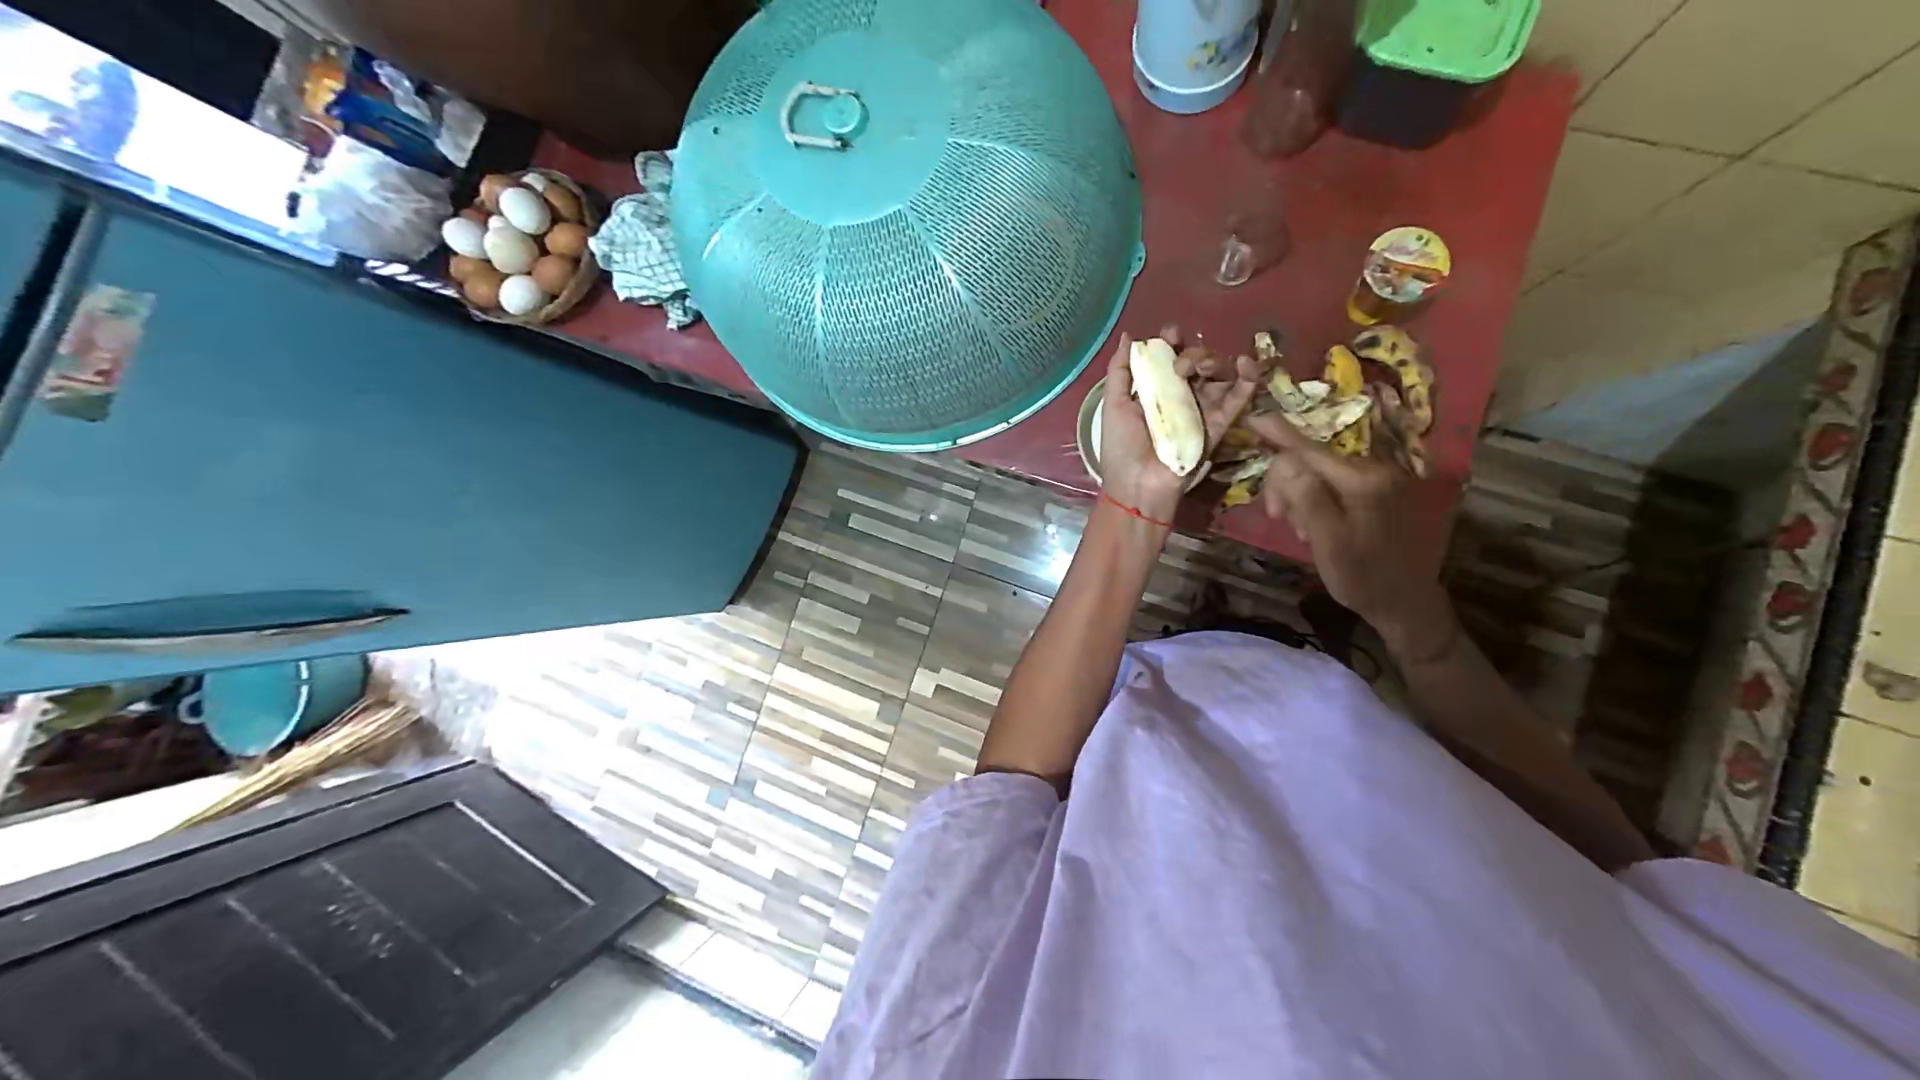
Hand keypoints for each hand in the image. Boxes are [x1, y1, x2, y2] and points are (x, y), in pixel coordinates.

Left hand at [1099, 327, 1261, 521]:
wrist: (1137, 485)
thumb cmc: (1121, 447)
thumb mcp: (1114, 404)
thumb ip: (1121, 370)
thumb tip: (1129, 336)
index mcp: (1156, 389)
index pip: (1172, 356)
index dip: (1174, 341)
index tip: (1171, 335)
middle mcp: (1181, 396)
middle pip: (1199, 361)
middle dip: (1194, 353)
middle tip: (1180, 366)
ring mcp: (1202, 410)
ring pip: (1220, 375)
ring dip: (1215, 362)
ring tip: (1200, 369)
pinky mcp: (1218, 426)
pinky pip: (1239, 399)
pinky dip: (1248, 380)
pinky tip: (1246, 364)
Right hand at [1244, 412, 1452, 657]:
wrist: (1406, 603)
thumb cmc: (1363, 577)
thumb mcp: (1328, 541)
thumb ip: (1307, 498)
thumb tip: (1285, 462)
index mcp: (1363, 481)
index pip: (1310, 451)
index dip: (1280, 434)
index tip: (1254, 417)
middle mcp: (1375, 470)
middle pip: (1312, 461)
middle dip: (1286, 482)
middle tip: (1274, 516)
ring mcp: (1380, 480)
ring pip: (1320, 473)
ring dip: (1300, 496)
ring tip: (1298, 529)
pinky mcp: (1380, 492)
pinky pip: (1335, 484)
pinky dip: (1317, 500)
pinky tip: (1313, 525)